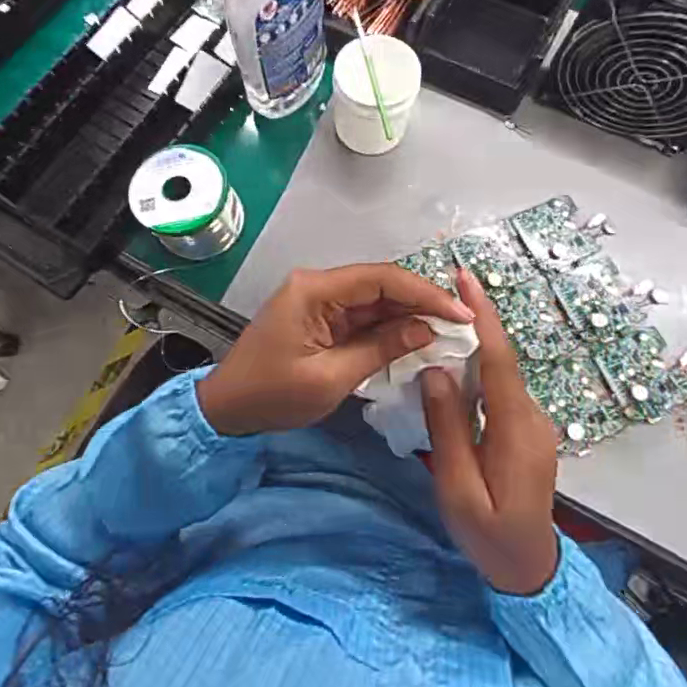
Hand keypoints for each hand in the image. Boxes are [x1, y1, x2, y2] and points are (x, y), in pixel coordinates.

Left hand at [198, 264, 473, 436]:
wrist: (226, 407)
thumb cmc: (271, 395)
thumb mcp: (330, 378)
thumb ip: (381, 348)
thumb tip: (426, 329)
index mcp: (314, 291)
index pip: (381, 279)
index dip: (425, 293)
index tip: (461, 314)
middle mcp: (316, 286)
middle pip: (380, 285)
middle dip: (422, 303)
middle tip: (461, 327)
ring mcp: (317, 301)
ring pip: (374, 300)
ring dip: (408, 315)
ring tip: (448, 334)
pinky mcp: (318, 318)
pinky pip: (360, 316)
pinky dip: (387, 328)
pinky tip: (415, 339)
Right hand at [421, 267, 562, 594]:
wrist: (529, 571)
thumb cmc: (489, 535)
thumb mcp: (459, 488)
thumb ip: (448, 429)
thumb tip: (435, 371)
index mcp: (517, 430)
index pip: (499, 361)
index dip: (483, 317)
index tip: (465, 279)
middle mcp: (532, 418)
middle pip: (502, 358)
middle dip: (475, 319)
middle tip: (441, 286)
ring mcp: (532, 423)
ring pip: (500, 371)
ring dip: (474, 340)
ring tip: (439, 315)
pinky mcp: (524, 430)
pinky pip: (499, 387)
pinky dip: (477, 365)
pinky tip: (452, 360)